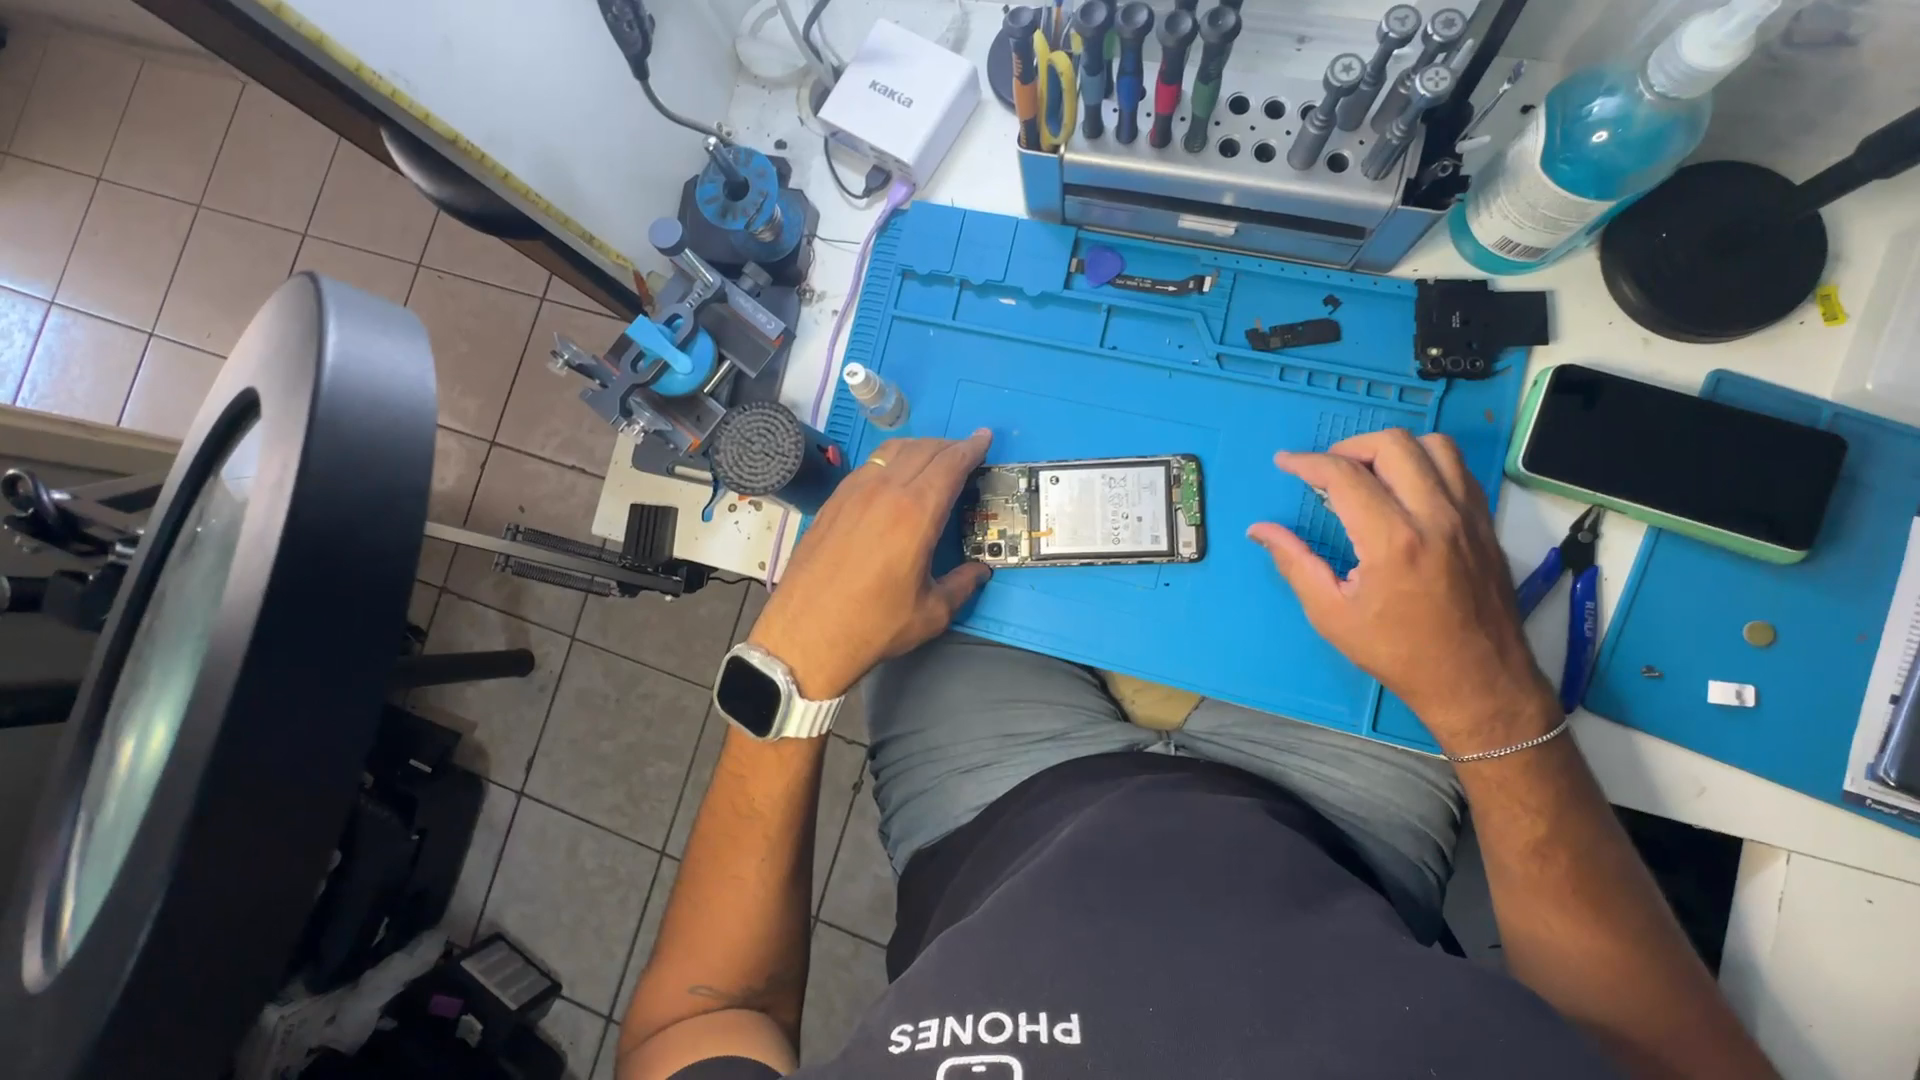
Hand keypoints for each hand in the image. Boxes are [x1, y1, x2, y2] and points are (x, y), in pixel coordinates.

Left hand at [747, 431, 993, 699]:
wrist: (805, 636)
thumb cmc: (873, 627)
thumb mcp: (931, 612)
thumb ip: (961, 586)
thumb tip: (980, 572)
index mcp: (916, 514)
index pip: (950, 464)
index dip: (971, 448)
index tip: (984, 438)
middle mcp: (884, 491)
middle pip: (923, 450)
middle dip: (949, 446)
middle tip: (965, 452)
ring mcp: (853, 493)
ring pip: (892, 451)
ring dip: (919, 448)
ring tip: (933, 459)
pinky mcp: (832, 502)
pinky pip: (868, 466)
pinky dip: (890, 461)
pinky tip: (894, 478)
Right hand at [1247, 429, 1556, 755]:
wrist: (1476, 681)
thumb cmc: (1397, 652)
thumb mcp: (1331, 614)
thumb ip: (1294, 563)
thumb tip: (1260, 529)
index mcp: (1392, 541)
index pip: (1345, 476)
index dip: (1307, 462)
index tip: (1286, 463)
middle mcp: (1435, 517)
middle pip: (1392, 445)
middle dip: (1348, 448)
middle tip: (1325, 470)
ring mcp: (1468, 517)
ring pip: (1434, 446)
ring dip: (1392, 449)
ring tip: (1367, 472)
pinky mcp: (1486, 523)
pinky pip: (1458, 470)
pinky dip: (1425, 464)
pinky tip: (1404, 489)